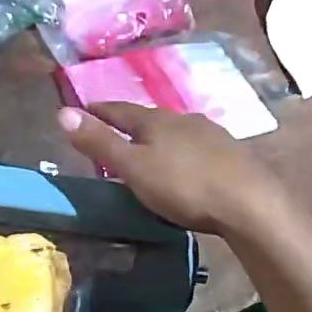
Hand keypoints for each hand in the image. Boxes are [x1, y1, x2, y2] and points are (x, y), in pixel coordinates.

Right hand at [59, 102, 290, 235]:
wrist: (249, 203)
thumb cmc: (183, 185)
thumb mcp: (133, 167)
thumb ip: (99, 142)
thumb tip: (62, 112)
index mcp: (157, 121)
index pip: (120, 110)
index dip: (100, 110)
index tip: (83, 109)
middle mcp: (185, 120)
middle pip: (150, 120)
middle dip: (131, 126)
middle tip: (114, 134)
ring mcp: (212, 136)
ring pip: (176, 133)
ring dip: (159, 140)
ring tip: (148, 152)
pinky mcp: (231, 156)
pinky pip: (197, 149)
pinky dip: (182, 154)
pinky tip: (185, 166)